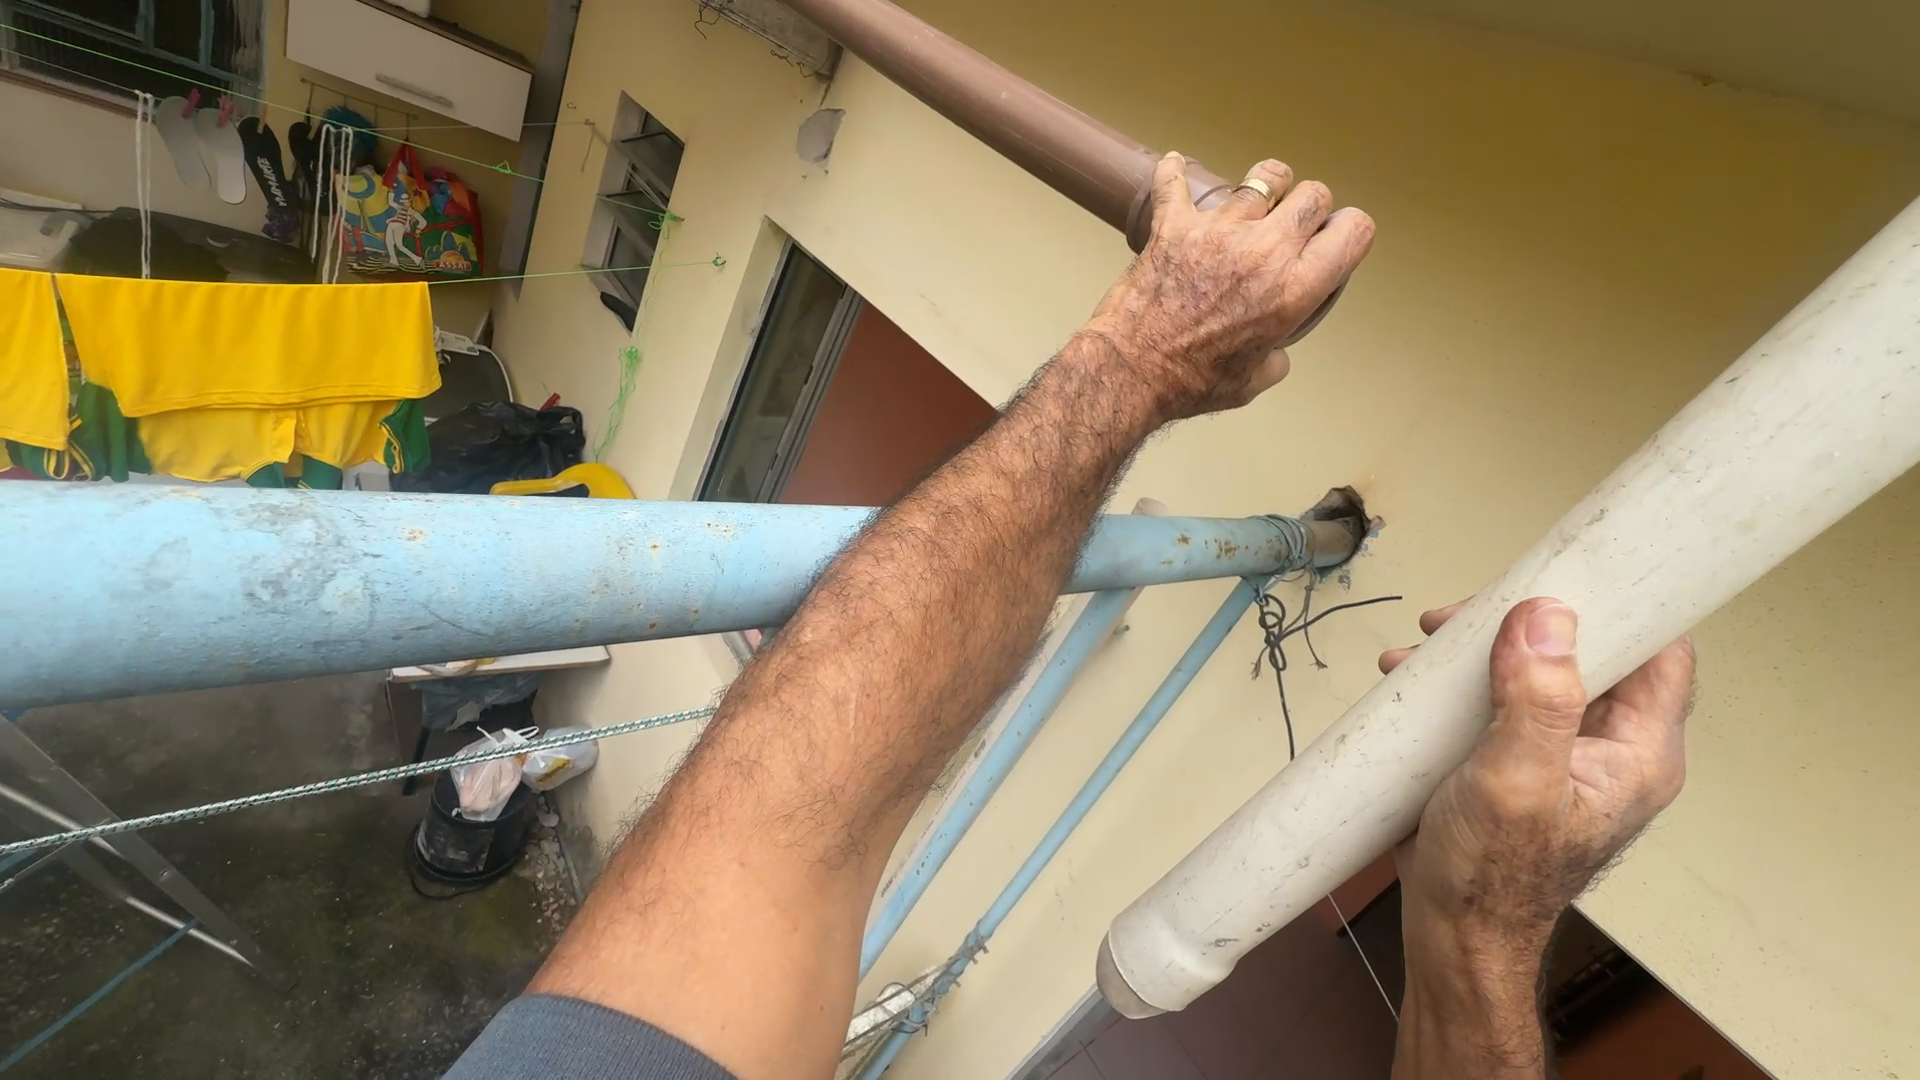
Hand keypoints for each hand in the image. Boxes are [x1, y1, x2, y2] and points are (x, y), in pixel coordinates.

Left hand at [1086, 152, 1373, 419]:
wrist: (1130, 373)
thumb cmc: (1187, 384)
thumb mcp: (1251, 383)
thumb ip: (1275, 358)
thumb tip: (1274, 350)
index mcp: (1294, 289)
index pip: (1353, 230)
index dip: (1347, 233)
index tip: (1330, 242)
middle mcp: (1263, 251)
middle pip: (1312, 195)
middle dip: (1308, 209)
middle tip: (1290, 228)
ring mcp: (1218, 232)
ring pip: (1263, 177)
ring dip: (1264, 187)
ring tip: (1252, 203)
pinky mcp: (1173, 227)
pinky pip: (1173, 183)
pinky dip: (1172, 174)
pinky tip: (1174, 166)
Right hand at [1381, 598, 1694, 957]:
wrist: (1450, 925)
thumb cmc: (1490, 872)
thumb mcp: (1514, 781)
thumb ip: (1537, 701)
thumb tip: (1545, 617)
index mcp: (1634, 753)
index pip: (1655, 651)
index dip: (1611, 607)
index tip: (1545, 580)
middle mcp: (1600, 745)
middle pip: (1578, 652)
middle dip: (1512, 626)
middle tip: (1454, 623)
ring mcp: (1551, 751)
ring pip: (1525, 670)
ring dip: (1469, 653)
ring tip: (1414, 656)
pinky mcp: (1505, 756)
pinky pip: (1488, 697)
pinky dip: (1449, 681)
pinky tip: (1408, 683)